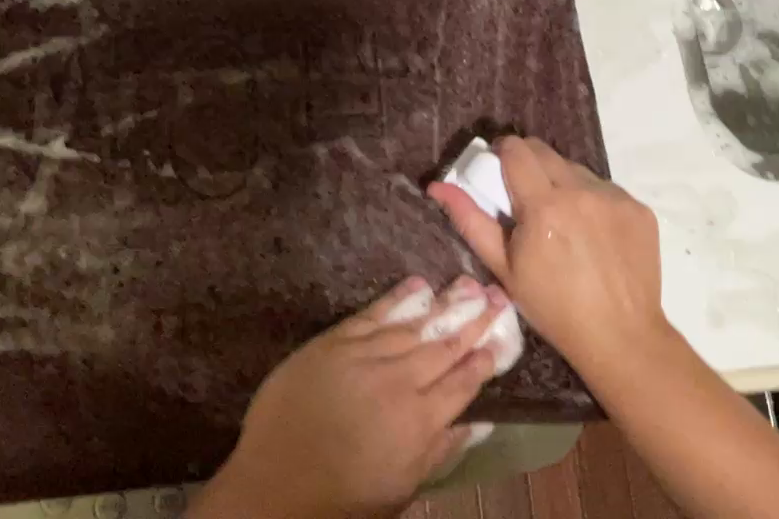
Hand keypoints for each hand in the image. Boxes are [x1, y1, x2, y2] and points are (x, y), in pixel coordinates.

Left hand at [189, 276, 504, 518]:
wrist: (278, 479)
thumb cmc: (343, 493)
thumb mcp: (403, 487)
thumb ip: (442, 450)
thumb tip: (481, 423)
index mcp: (419, 421)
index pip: (462, 383)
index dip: (483, 360)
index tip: (500, 339)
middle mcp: (399, 382)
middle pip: (443, 347)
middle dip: (473, 322)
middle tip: (496, 297)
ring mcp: (365, 356)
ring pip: (414, 326)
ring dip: (444, 305)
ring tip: (468, 285)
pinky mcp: (335, 341)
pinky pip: (373, 313)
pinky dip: (397, 299)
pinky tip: (419, 286)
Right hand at [426, 136, 671, 380]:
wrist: (620, 336)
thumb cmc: (552, 307)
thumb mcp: (503, 267)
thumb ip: (470, 219)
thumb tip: (436, 186)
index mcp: (543, 206)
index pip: (517, 150)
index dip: (503, 152)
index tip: (498, 167)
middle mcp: (581, 192)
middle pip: (545, 151)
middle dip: (528, 163)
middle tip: (524, 195)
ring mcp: (615, 199)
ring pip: (575, 169)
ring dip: (561, 182)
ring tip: (561, 219)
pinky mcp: (639, 209)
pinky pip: (605, 188)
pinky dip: (591, 200)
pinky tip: (591, 232)